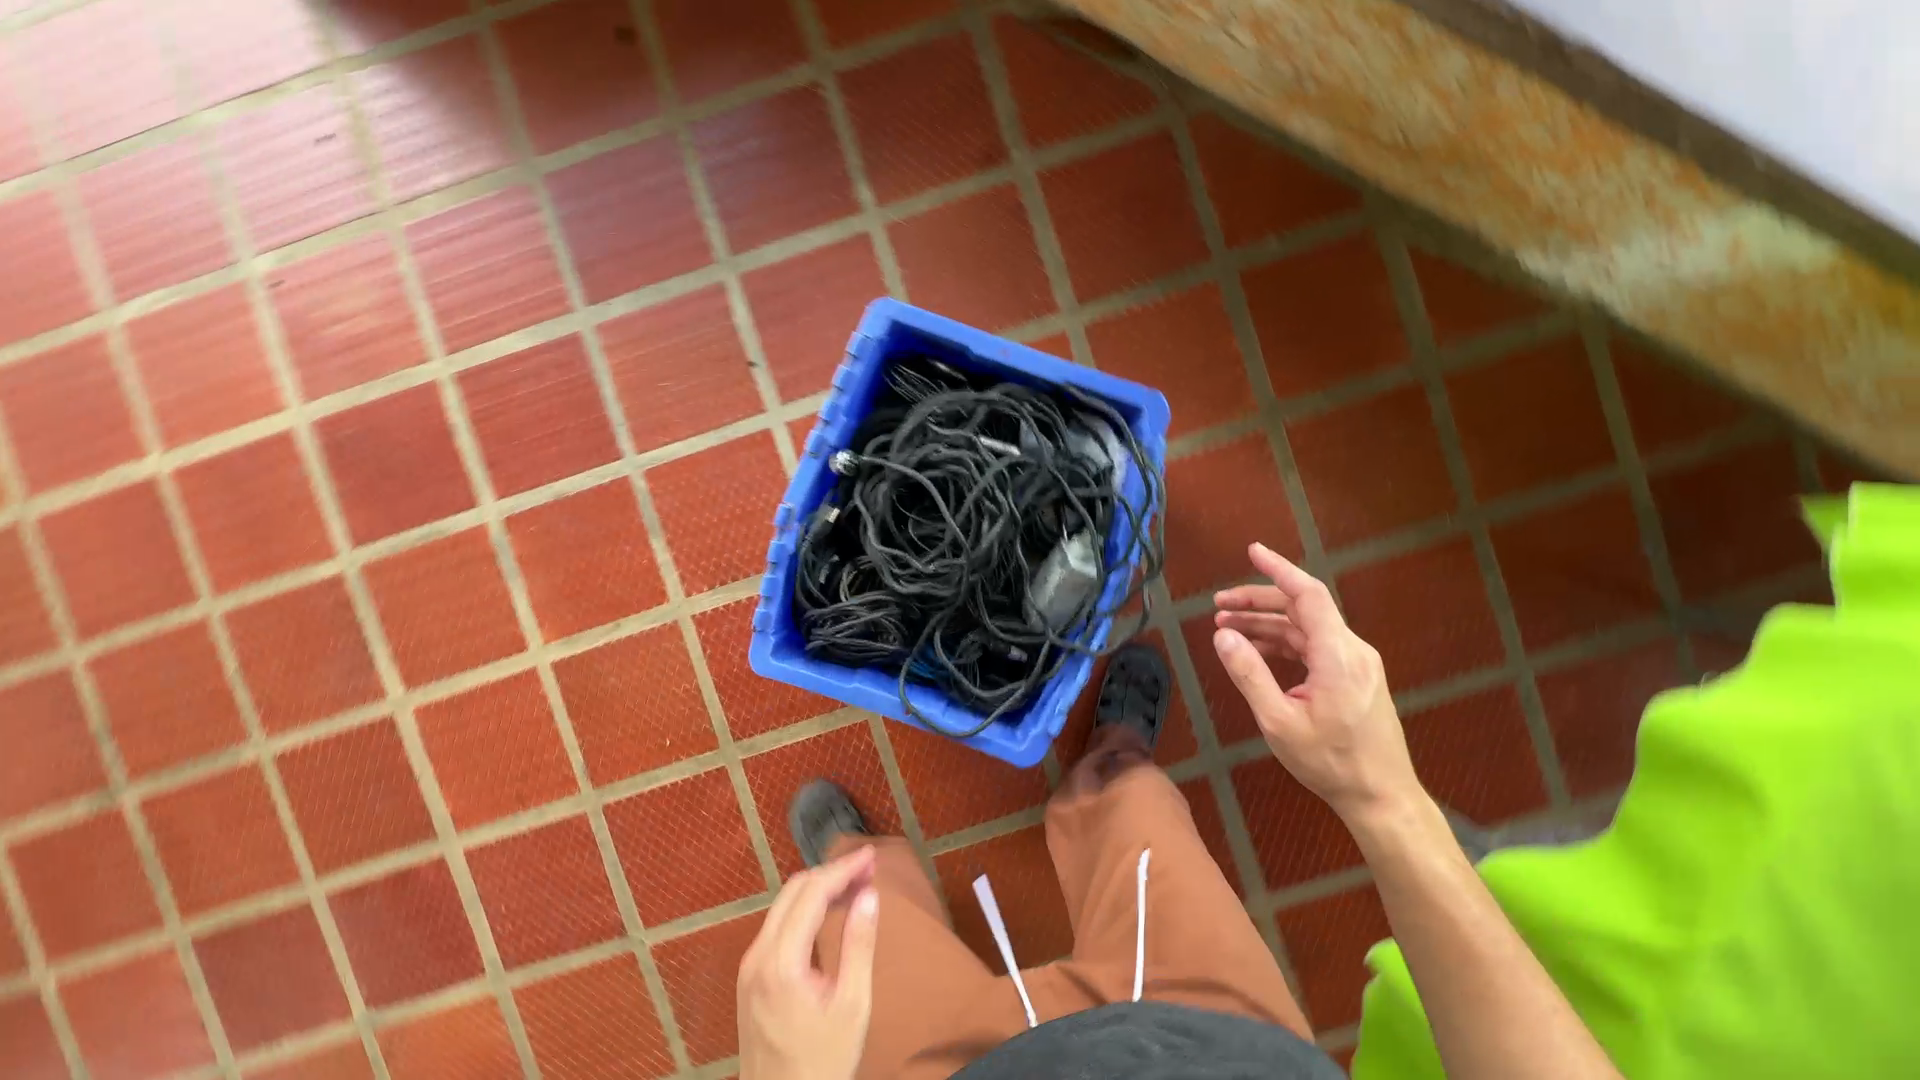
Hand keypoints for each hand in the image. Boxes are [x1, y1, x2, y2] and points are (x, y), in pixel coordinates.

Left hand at [738, 846, 879, 1079]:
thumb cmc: (823, 1061)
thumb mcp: (852, 1005)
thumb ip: (859, 944)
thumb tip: (869, 894)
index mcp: (781, 961)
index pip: (812, 893)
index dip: (843, 869)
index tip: (872, 856)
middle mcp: (757, 955)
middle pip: (793, 891)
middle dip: (830, 873)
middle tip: (867, 869)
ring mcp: (749, 966)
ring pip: (782, 906)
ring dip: (817, 889)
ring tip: (854, 885)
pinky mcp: (750, 977)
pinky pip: (777, 926)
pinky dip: (804, 909)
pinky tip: (827, 912)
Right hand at [1212, 543, 1421, 823]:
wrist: (1381, 796)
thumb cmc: (1329, 762)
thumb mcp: (1278, 722)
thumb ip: (1249, 674)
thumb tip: (1223, 636)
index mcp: (1337, 655)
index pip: (1307, 595)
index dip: (1278, 569)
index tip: (1252, 551)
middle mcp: (1351, 650)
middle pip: (1302, 609)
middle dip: (1258, 602)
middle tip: (1217, 607)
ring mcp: (1357, 663)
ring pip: (1306, 628)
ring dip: (1267, 625)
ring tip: (1226, 629)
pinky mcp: (1356, 677)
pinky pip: (1315, 646)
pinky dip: (1283, 643)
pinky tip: (1256, 652)